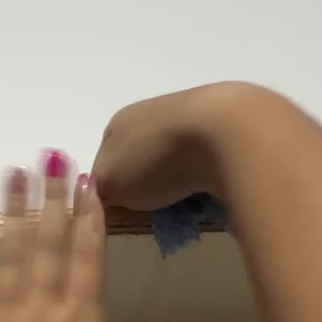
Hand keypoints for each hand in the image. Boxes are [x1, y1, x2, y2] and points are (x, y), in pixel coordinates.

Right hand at [90, 81, 268, 211]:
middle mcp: (149, 112)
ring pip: (175, 157)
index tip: (128, 209)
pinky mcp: (223, 123)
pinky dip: (204, 174)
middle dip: (149, 183)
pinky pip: (205, 158)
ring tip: (187, 202)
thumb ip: (98, 190)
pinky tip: (210, 187)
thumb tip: (105, 192)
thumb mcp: (109, 183)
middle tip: (158, 210)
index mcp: (117, 122)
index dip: (115, 188)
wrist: (221, 134)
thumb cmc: (155, 160)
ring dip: (178, 179)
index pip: (106, 160)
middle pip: (142, 158)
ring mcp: (188, 114)